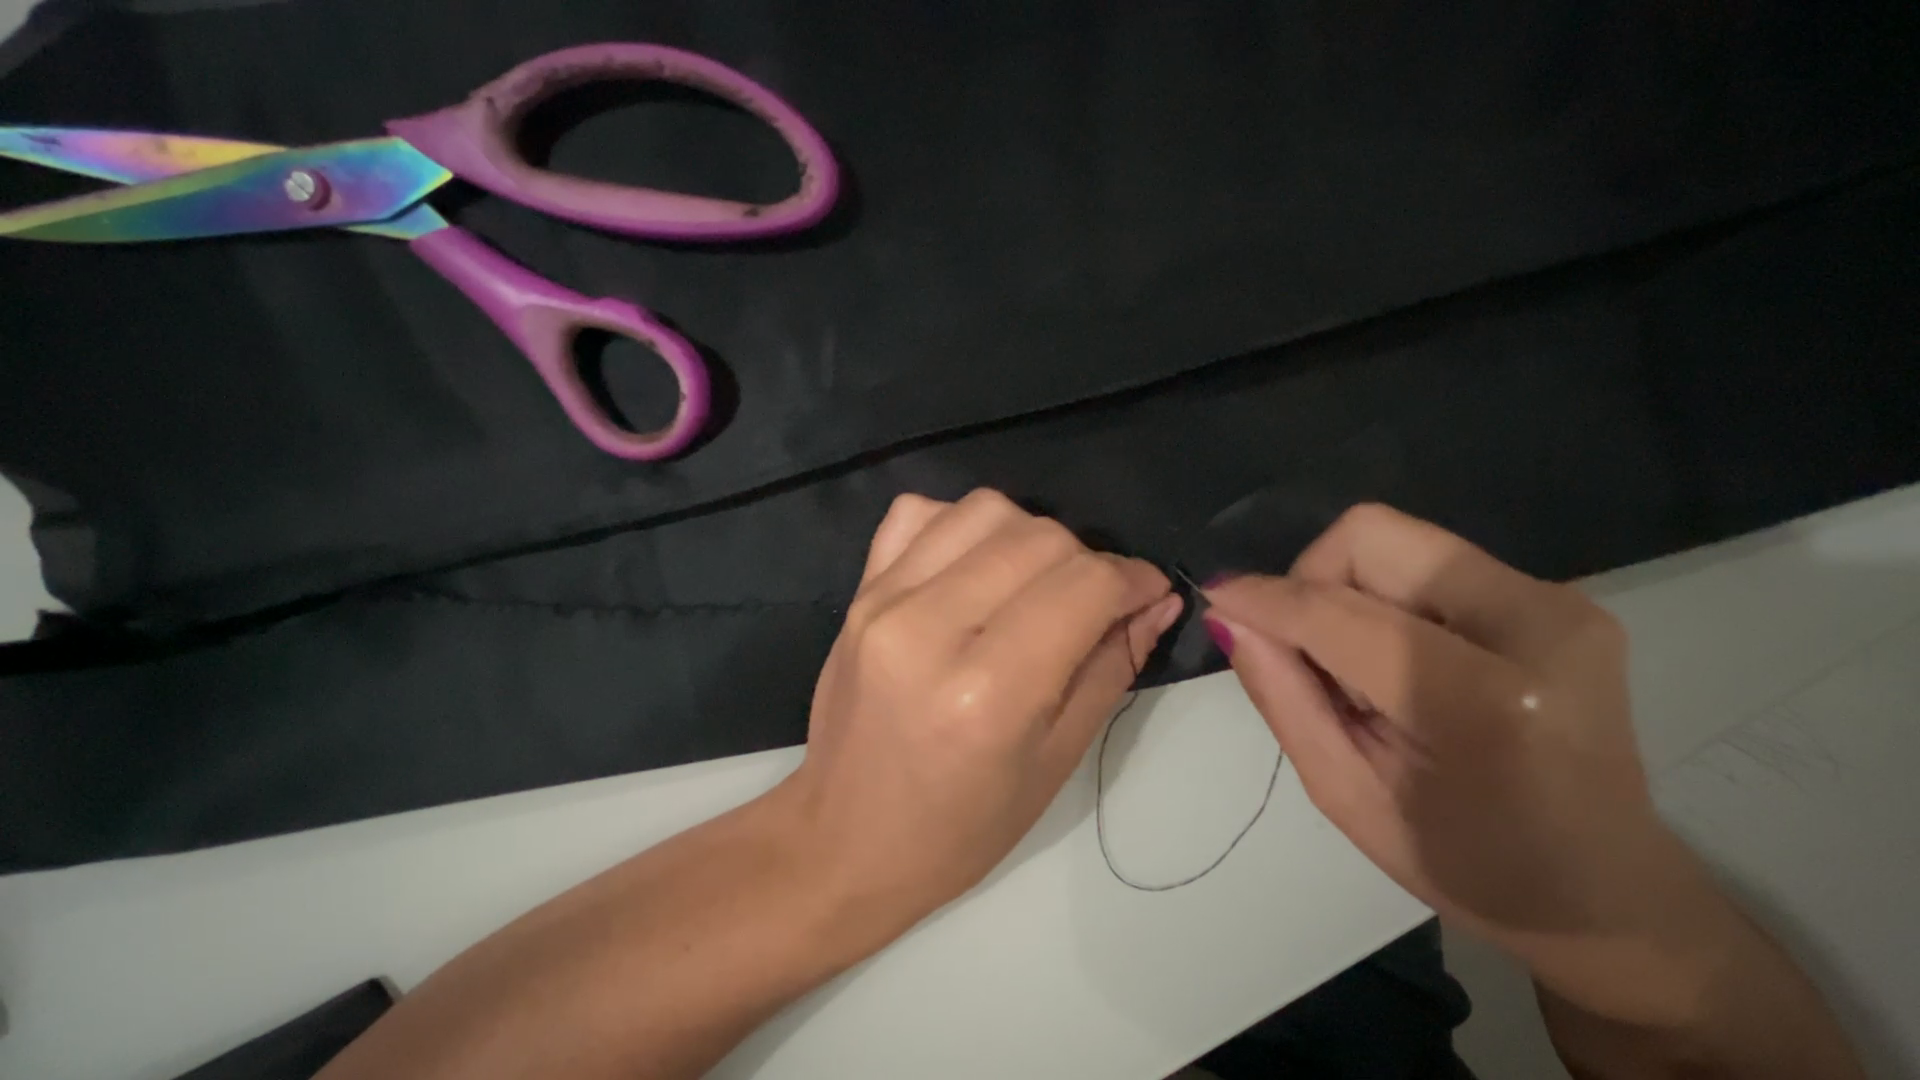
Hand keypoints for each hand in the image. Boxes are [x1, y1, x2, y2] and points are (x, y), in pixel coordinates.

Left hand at [778, 489, 1181, 940]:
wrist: (845, 839)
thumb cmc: (961, 827)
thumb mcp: (1055, 762)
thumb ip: (1111, 667)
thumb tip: (1157, 599)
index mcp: (988, 692)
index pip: (1084, 585)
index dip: (1133, 579)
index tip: (1147, 595)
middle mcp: (929, 628)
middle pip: (1040, 537)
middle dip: (1088, 561)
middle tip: (1092, 605)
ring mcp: (882, 601)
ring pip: (985, 510)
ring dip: (1030, 536)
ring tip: (1033, 586)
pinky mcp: (857, 591)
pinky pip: (919, 513)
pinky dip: (961, 526)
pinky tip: (973, 569)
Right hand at [1202, 505, 1723, 1016]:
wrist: (1604, 892)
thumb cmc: (1465, 864)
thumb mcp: (1347, 796)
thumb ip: (1284, 698)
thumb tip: (1230, 619)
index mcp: (1483, 703)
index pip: (1342, 615)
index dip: (1266, 599)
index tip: (1215, 599)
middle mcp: (1533, 627)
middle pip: (1373, 537)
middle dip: (1311, 579)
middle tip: (1302, 648)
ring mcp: (1558, 605)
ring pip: (1401, 542)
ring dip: (1349, 590)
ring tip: (1357, 666)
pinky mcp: (1561, 600)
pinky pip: (1434, 564)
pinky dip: (1389, 599)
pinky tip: (1398, 661)